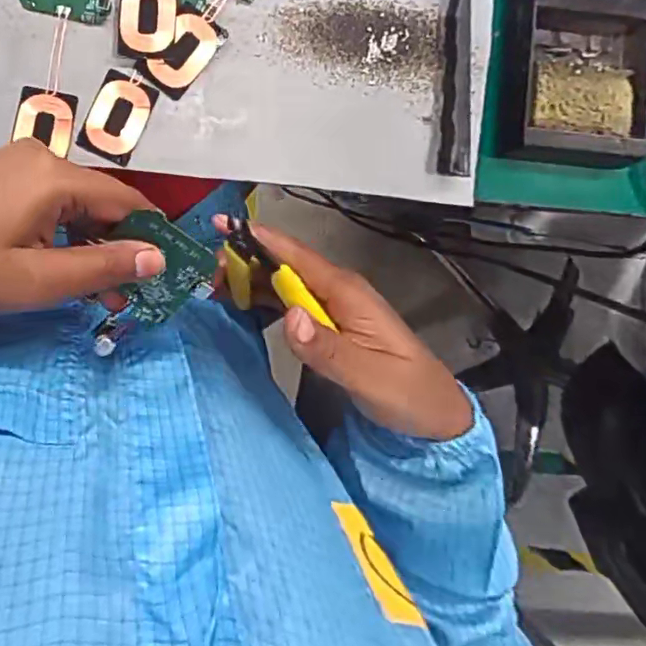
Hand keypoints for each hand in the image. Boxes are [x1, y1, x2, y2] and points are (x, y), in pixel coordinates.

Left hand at [0, 140, 165, 314]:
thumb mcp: (39, 281)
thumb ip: (103, 267)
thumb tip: (157, 257)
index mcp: (52, 175)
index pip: (125, 200)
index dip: (150, 236)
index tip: (166, 272)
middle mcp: (41, 156)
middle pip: (100, 200)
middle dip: (117, 246)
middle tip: (128, 295)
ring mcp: (20, 161)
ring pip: (76, 202)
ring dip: (90, 243)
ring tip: (99, 291)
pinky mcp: (5, 172)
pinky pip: (50, 199)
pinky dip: (64, 231)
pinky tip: (67, 264)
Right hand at [218, 218, 472, 441]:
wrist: (436, 420)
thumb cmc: (411, 394)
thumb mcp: (370, 376)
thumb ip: (327, 348)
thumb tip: (290, 317)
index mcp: (346, 292)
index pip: (296, 255)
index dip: (259, 238)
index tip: (226, 225)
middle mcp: (334, 291)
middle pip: (280, 264)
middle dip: (243, 259)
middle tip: (209, 269)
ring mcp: (327, 306)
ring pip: (277, 281)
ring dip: (246, 279)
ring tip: (214, 284)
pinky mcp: (321, 323)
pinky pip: (282, 301)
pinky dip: (257, 298)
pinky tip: (238, 302)